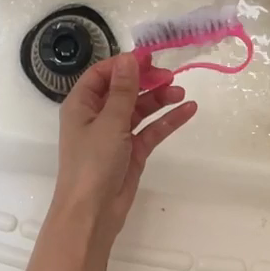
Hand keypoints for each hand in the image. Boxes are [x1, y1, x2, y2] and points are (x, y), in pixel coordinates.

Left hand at [51, 54, 197, 246]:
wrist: (92, 212)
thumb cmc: (92, 163)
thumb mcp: (109, 122)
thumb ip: (123, 90)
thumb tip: (130, 58)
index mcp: (81, 105)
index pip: (102, 75)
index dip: (124, 65)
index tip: (150, 58)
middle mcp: (97, 117)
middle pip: (123, 90)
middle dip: (145, 80)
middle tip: (170, 76)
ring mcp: (115, 135)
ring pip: (139, 109)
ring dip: (159, 99)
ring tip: (181, 92)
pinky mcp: (132, 153)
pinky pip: (151, 130)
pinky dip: (167, 121)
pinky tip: (188, 110)